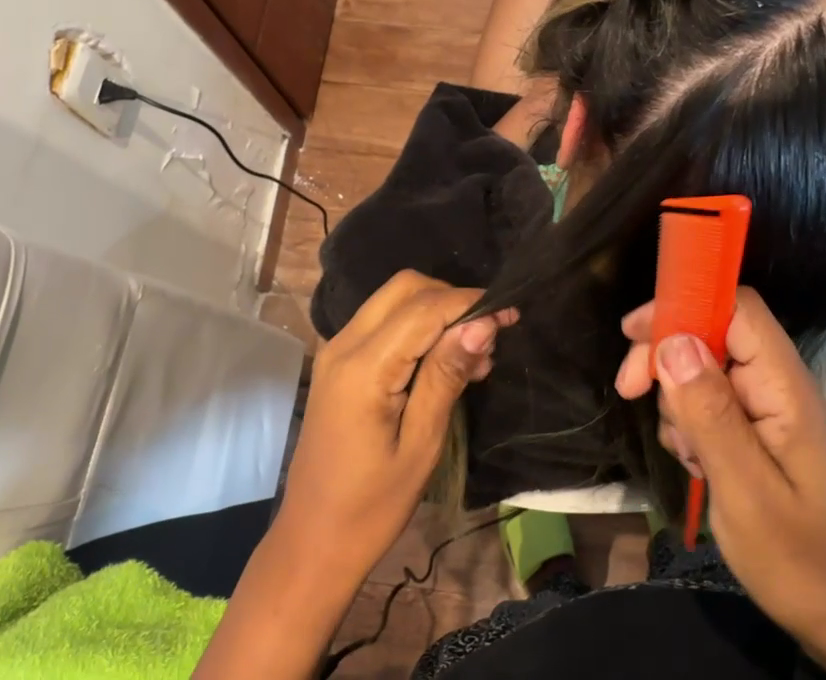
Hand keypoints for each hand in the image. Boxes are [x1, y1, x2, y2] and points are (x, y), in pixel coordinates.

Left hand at [278, 270, 512, 575]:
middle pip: (406, 287)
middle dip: (452, 300)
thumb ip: (447, 375)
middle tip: (488, 338)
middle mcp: (344, 345)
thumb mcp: (421, 443)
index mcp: (364, 367)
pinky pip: (382, 322)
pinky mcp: (338, 363)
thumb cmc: (373, 504)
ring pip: (393, 300)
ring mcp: (336, 351)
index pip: (425, 307)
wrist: (314, 539)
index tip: (512, 315)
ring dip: (436, 312)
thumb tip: (482, 323)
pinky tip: (443, 362)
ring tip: (472, 358)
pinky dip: (416, 326)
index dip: (472, 303)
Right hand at [614, 289, 825, 641]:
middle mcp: (777, 386)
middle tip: (629, 393)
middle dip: (666, 358)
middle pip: (711, 334)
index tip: (634, 335)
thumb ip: (710, 413)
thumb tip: (673, 344)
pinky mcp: (756, 432)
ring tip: (691, 457)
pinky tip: (698, 465)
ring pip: (702, 371)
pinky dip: (689, 427)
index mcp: (785, 387)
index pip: (738, 309)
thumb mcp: (745, 488)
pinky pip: (707, 405)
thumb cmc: (796, 556)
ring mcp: (767, 409)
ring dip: (678, 403)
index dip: (685, 306)